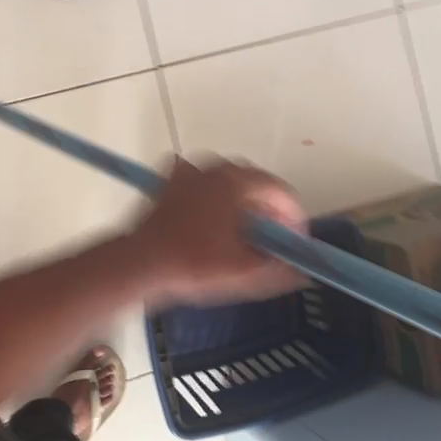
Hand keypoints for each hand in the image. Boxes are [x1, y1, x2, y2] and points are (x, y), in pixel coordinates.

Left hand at [126, 157, 306, 306]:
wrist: (140, 263)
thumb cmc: (192, 264)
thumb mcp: (243, 273)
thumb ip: (278, 270)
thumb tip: (300, 270)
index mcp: (235, 182)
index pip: (279, 191)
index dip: (294, 216)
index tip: (296, 239)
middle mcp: (213, 167)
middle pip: (254, 182)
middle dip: (269, 208)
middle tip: (274, 236)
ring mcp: (188, 172)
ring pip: (227, 181)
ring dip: (242, 201)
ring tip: (247, 231)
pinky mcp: (170, 183)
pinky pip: (202, 184)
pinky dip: (214, 197)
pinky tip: (214, 219)